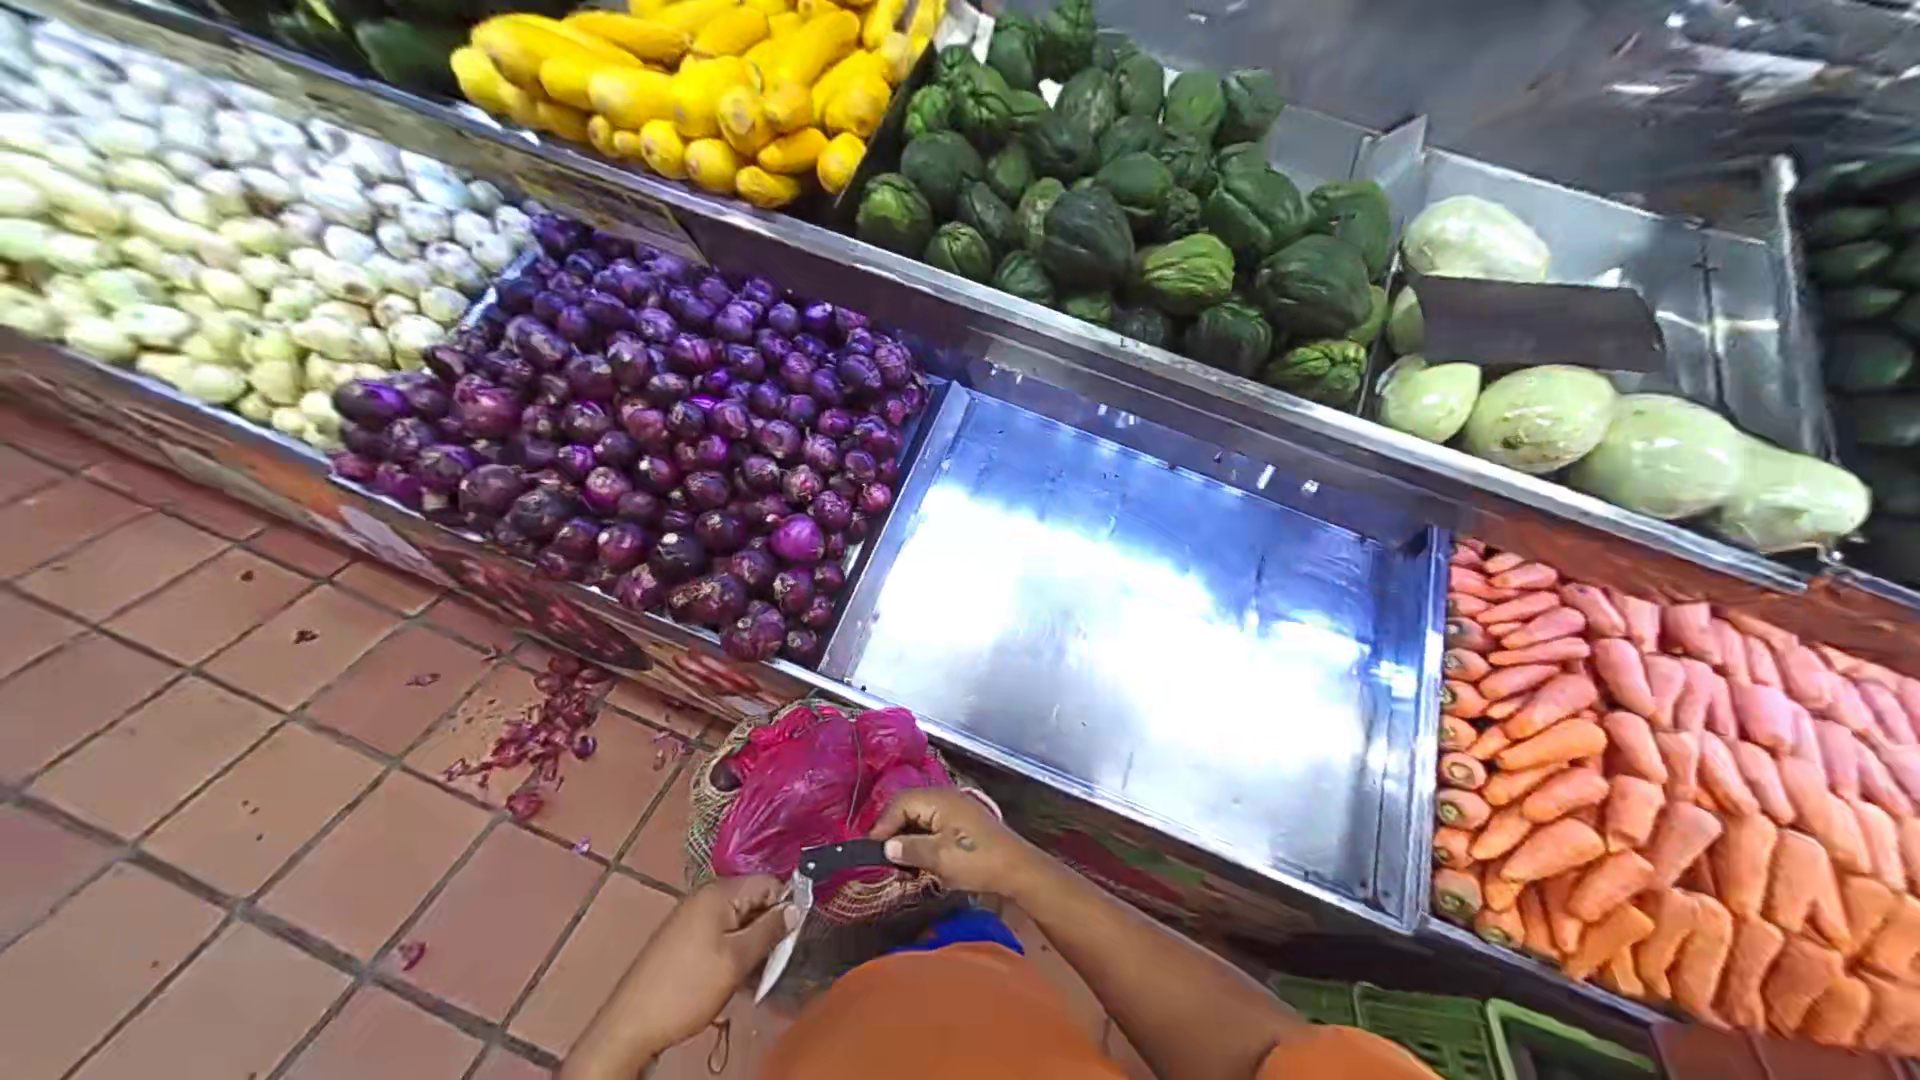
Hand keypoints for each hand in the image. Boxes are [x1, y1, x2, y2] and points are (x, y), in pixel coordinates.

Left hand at [571, 874, 792, 1071]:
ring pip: (739, 920)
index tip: (791, 938)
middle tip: (772, 961)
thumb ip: (771, 929)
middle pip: (754, 900)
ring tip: (752, 976)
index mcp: (719, 891)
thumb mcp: (737, 960)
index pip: (769, 883)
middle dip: (768, 928)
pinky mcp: (683, 937)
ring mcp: (692, 916)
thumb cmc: (688, 988)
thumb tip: (797, 907)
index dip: (786, 906)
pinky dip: (732, 951)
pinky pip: (721, 933)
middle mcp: (705, 895)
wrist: (629, 1026)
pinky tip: (732, 978)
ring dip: (751, 944)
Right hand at [869, 788, 1047, 897]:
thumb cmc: (977, 860)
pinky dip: (922, 840)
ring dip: (907, 837)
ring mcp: (955, 809)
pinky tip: (919, 860)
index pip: (899, 803)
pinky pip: (933, 825)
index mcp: (938, 798)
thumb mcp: (939, 857)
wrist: (1017, 869)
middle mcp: (945, 797)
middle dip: (893, 830)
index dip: (883, 826)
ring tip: (900, 862)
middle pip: (908, 807)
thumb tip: (886, 847)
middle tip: (883, 858)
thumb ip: (910, 849)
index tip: (872, 851)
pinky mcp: (962, 823)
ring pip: (920, 817)